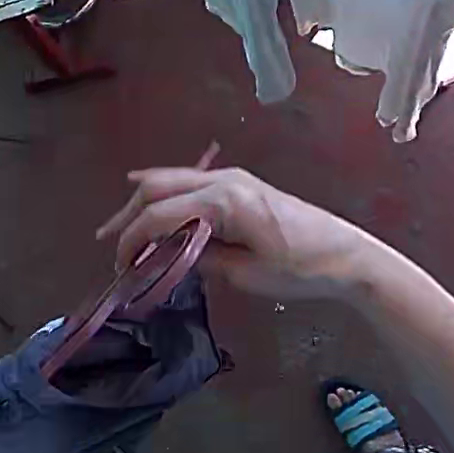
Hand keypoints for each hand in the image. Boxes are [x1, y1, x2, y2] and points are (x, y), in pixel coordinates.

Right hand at [95, 166, 385, 300]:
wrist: (346, 254)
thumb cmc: (300, 268)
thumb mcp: (245, 274)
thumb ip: (201, 258)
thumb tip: (168, 255)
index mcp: (223, 200)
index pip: (160, 215)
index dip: (133, 239)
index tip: (121, 266)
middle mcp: (223, 180)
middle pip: (159, 188)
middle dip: (129, 214)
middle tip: (107, 241)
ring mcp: (232, 178)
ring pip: (172, 181)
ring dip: (144, 203)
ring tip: (121, 227)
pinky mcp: (240, 185)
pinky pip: (191, 183)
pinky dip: (166, 194)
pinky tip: (152, 200)